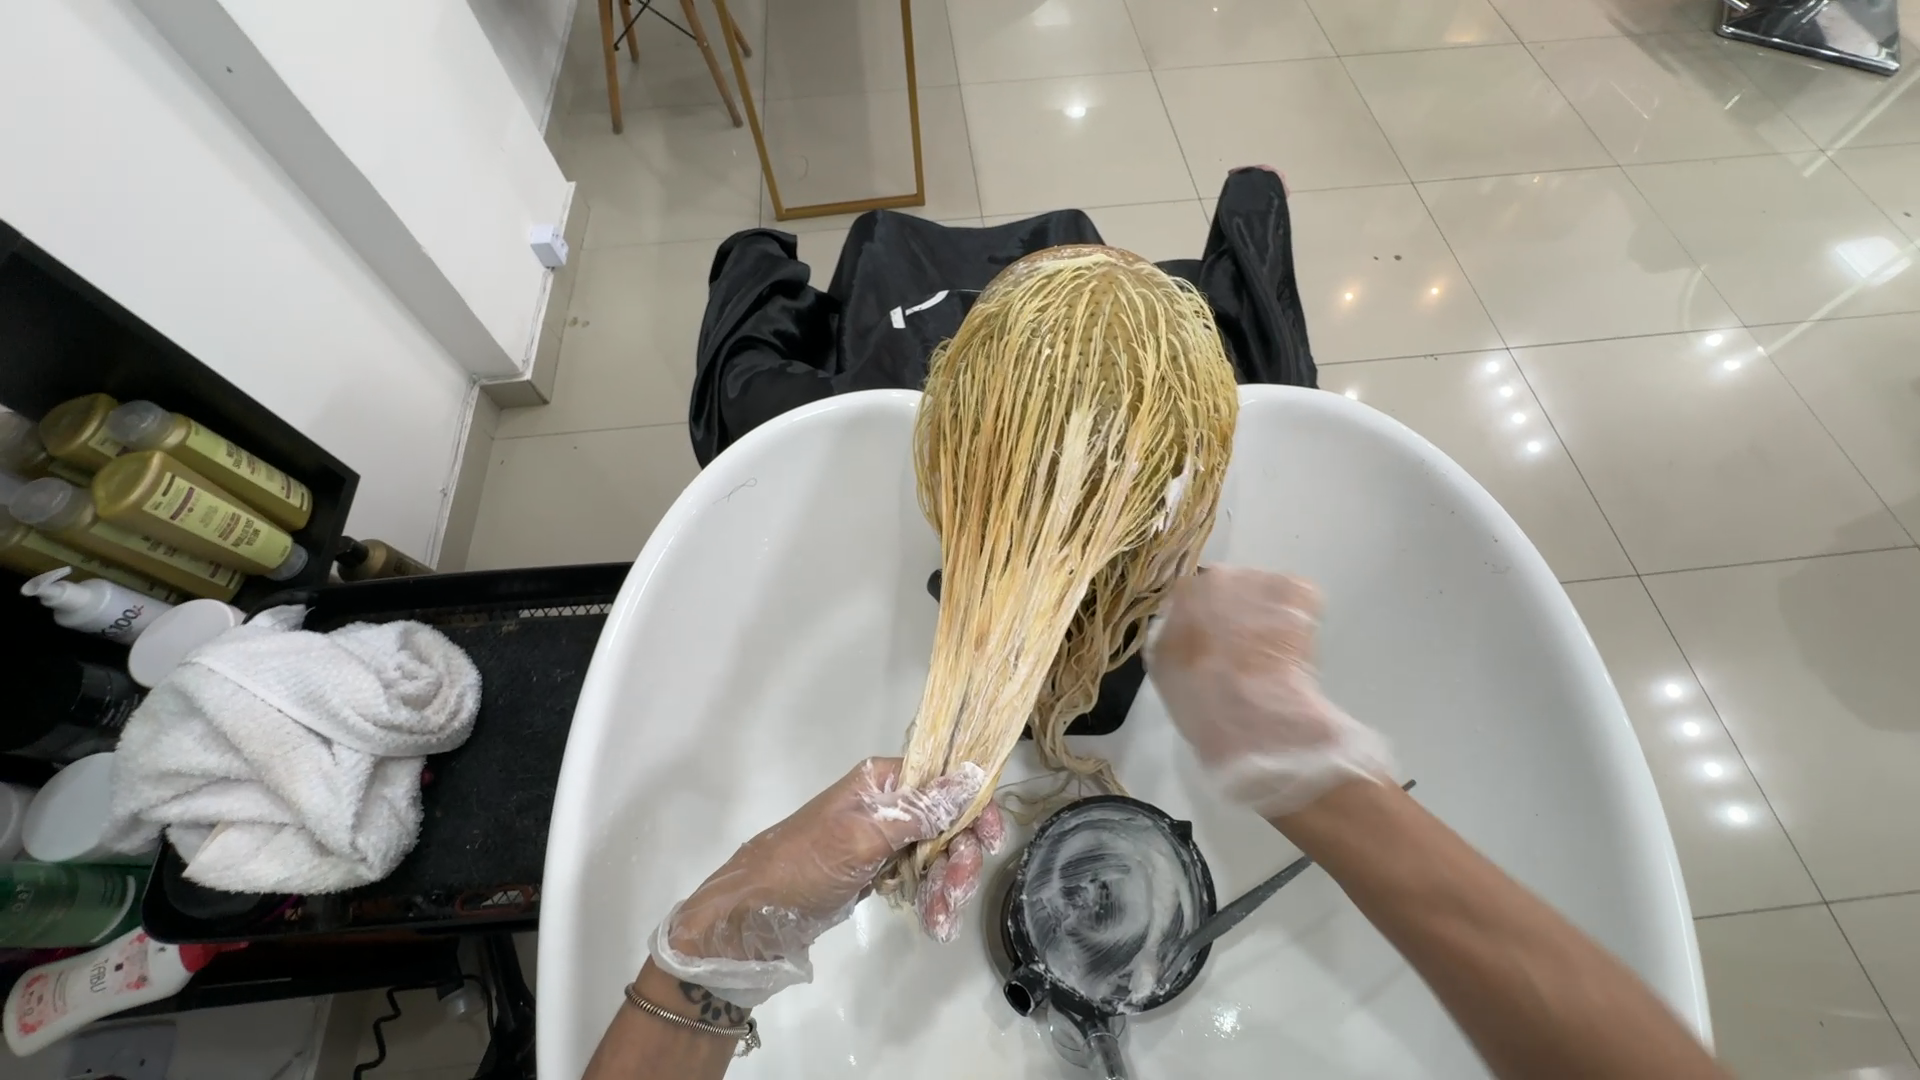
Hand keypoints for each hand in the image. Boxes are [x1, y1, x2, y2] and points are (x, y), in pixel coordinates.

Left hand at [649, 757, 1005, 1005]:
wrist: (754, 915)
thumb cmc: (806, 864)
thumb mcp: (865, 836)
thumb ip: (921, 809)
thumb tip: (972, 775)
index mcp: (883, 780)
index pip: (945, 779)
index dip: (974, 806)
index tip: (991, 839)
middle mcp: (889, 802)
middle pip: (948, 820)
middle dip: (960, 856)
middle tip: (958, 889)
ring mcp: (885, 837)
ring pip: (939, 852)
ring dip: (948, 883)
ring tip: (941, 918)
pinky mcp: (880, 868)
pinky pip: (920, 877)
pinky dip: (931, 898)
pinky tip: (934, 922)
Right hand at [1146, 566, 1392, 818]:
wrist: (1247, 710)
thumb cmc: (1198, 698)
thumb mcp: (1164, 669)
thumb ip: (1170, 642)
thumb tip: (1184, 636)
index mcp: (1180, 596)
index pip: (1193, 599)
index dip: (1206, 623)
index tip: (1215, 647)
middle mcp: (1217, 577)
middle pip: (1231, 590)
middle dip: (1239, 613)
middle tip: (1246, 652)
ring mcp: (1258, 581)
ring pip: (1266, 595)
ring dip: (1269, 616)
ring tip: (1274, 657)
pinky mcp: (1295, 591)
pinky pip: (1299, 600)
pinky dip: (1300, 619)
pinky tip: (1295, 652)